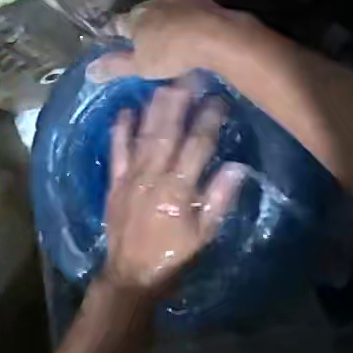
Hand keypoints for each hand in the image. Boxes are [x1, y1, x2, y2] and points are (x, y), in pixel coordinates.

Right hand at [88, 0, 264, 82]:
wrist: (214, 34)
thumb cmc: (171, 53)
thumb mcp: (141, 66)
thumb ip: (115, 67)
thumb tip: (89, 70)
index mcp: (134, 18)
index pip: (116, 23)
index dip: (112, 32)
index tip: (110, 39)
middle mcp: (152, 3)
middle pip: (140, 14)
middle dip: (140, 26)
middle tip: (142, 42)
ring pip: (163, 10)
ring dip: (163, 21)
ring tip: (167, 38)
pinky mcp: (199, 1)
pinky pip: (185, 11)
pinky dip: (184, 20)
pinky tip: (190, 32)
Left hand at [101, 76, 247, 295]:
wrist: (132, 276)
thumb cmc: (174, 257)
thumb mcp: (204, 235)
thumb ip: (219, 199)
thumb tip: (237, 167)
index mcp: (180, 189)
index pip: (198, 146)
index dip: (209, 121)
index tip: (219, 99)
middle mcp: (154, 176)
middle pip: (168, 132)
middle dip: (179, 103)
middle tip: (188, 76)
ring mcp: (132, 177)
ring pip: (144, 136)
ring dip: (154, 109)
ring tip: (164, 84)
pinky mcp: (115, 183)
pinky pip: (116, 152)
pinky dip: (120, 130)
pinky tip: (125, 110)